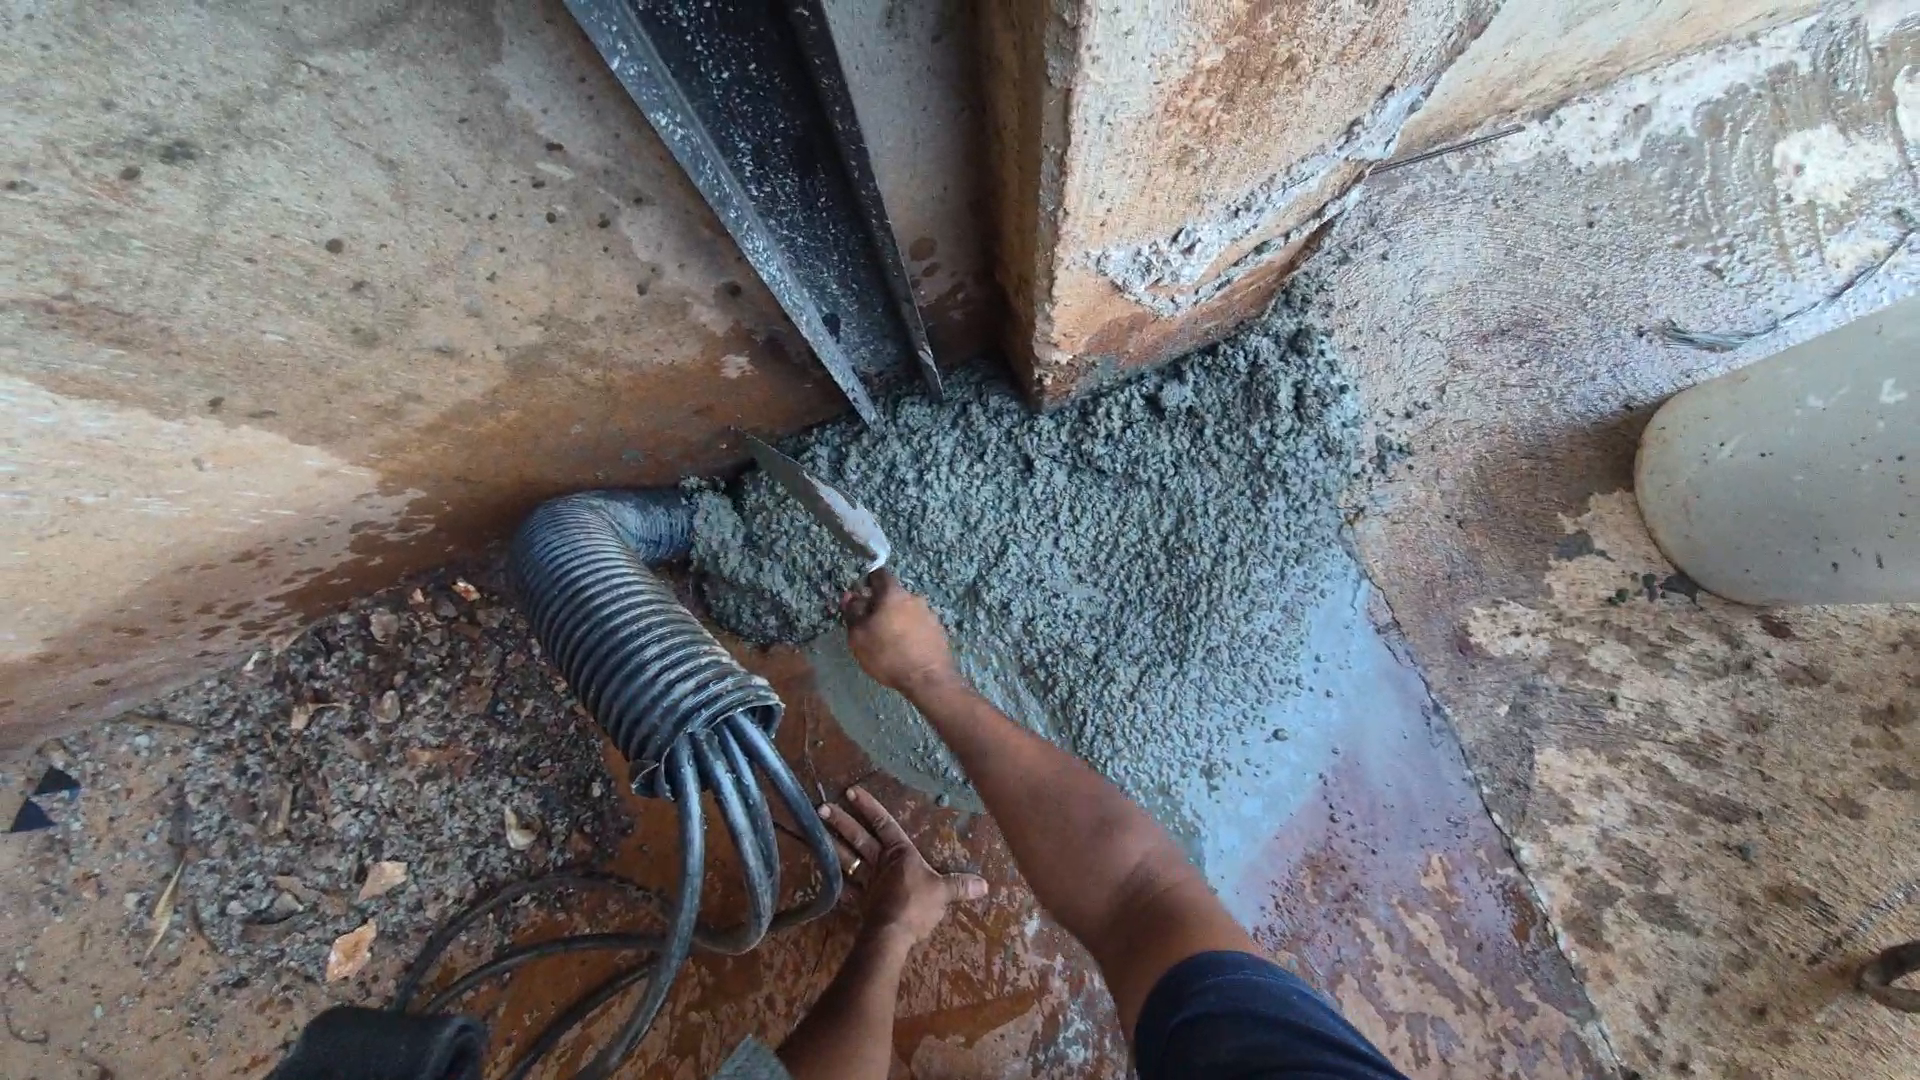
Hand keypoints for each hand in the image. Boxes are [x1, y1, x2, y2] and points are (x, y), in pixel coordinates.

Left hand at [818, 786, 987, 946]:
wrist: (892, 933)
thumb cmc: (917, 905)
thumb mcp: (944, 893)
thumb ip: (961, 886)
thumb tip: (985, 884)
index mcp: (900, 853)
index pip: (883, 823)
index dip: (868, 807)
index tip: (851, 792)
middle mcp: (880, 862)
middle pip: (858, 837)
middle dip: (841, 821)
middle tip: (822, 806)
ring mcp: (868, 882)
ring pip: (847, 858)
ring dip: (832, 844)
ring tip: (816, 830)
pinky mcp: (860, 902)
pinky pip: (846, 888)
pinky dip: (837, 881)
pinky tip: (826, 876)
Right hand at [840, 570, 958, 694]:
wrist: (928, 678)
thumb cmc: (888, 654)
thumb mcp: (859, 636)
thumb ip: (853, 612)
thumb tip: (851, 596)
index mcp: (894, 593)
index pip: (880, 575)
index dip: (868, 582)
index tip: (861, 596)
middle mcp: (914, 598)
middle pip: (894, 594)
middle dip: (881, 605)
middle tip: (870, 625)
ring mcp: (930, 614)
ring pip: (907, 610)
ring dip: (896, 619)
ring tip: (888, 641)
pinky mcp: (938, 630)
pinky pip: (918, 625)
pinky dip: (909, 632)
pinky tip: (905, 649)